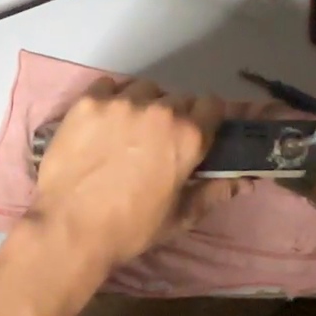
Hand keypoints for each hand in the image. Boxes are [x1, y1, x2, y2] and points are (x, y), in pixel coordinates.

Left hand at [29, 78, 226, 269]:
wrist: (69, 228)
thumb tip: (245, 181)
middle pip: (177, 98)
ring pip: (143, 89)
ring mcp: (121, 103)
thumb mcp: (180, 217)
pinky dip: (109, 99)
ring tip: (127, 130)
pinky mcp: (88, 102)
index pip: (212, 105)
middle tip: (156, 142)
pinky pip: (107, 87)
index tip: (194, 134)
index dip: (205, 119)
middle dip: (172, 116)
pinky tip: (102, 123)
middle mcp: (159, 110)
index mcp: (188, 136)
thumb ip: (215, 192)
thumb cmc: (130, 228)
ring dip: (142, 104)